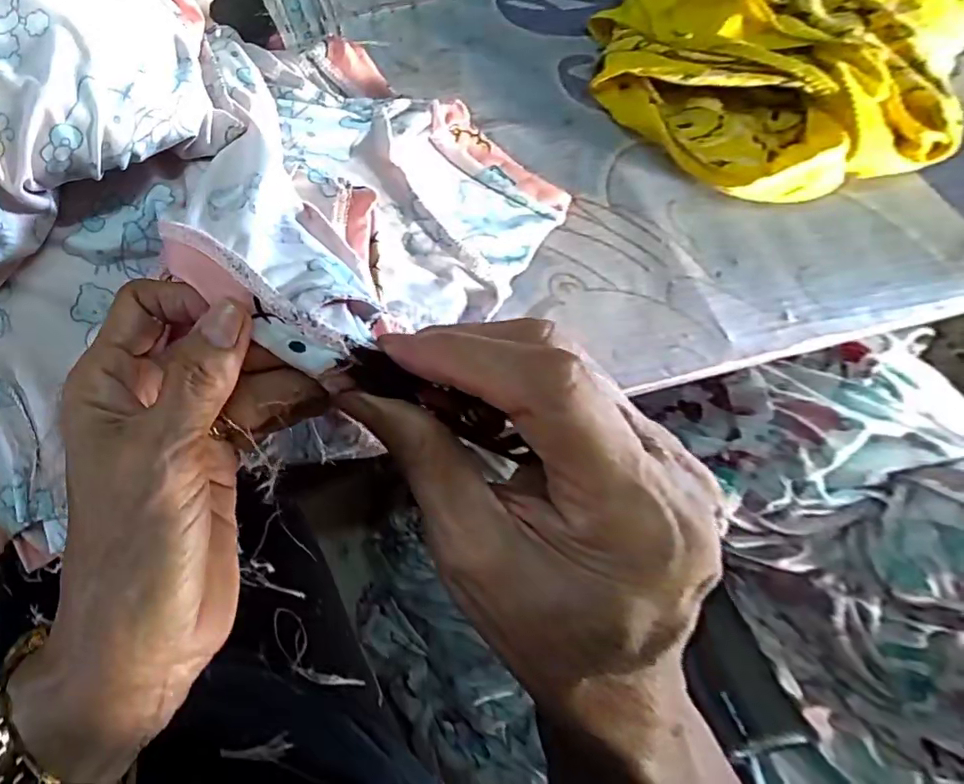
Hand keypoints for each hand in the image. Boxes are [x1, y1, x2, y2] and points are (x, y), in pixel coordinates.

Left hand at [10, 280, 313, 778]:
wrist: (146, 640)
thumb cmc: (135, 540)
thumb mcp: (162, 452)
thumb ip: (197, 379)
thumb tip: (232, 307)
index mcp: (108, 380)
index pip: (142, 307)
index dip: (186, 300)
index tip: (240, 311)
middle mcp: (144, 391)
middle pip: (195, 336)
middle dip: (244, 330)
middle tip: (306, 329)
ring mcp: (183, 423)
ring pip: (229, 372)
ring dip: (275, 363)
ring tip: (329, 357)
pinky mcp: (216, 454)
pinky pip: (250, 410)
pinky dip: (284, 398)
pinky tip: (324, 388)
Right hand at [337, 320, 731, 778]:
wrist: (612, 678)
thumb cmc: (536, 626)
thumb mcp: (465, 547)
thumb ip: (422, 455)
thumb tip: (358, 389)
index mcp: (632, 500)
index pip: (551, 385)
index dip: (462, 353)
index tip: (387, 350)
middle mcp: (666, 461)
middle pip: (558, 359)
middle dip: (461, 346)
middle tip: (390, 361)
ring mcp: (664, 449)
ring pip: (562, 359)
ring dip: (478, 353)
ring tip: (419, 373)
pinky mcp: (643, 444)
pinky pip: (567, 381)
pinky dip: (500, 372)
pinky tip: (462, 391)